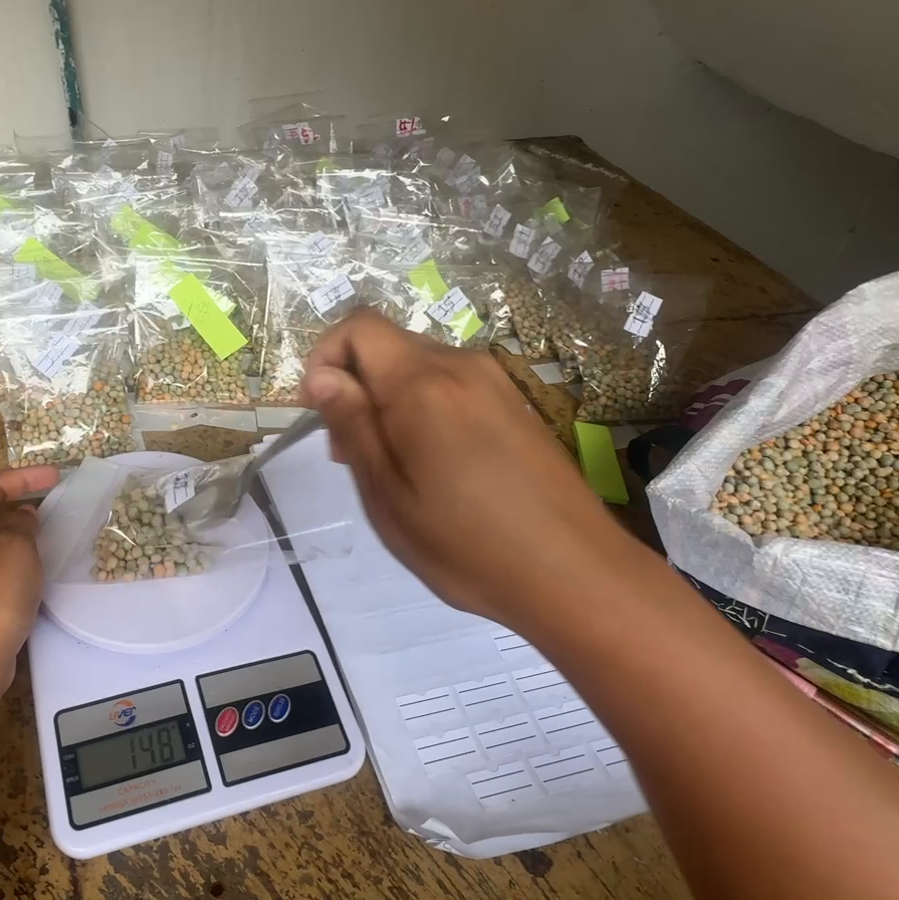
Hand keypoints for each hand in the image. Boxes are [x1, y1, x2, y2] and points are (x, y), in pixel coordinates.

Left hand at [0, 465, 59, 695]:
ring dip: (17, 526)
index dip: (23, 476)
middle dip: (17, 498)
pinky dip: (14, 552)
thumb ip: (19, 522)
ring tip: (45, 526)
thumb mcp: (12, 549)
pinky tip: (31, 564)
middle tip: (50, 496)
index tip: (57, 475)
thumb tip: (20, 515)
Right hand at [300, 310, 631, 621]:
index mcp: (423, 383)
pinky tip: (436, 467)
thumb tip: (322, 376)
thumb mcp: (388, 495)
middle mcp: (461, 366)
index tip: (321, 415)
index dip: (326, 358)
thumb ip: (352, 426)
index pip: (359, 326)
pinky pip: (451, 385)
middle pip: (387, 345)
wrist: (577, 573)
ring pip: (418, 365)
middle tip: (352, 456)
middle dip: (355, 385)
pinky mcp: (515, 403)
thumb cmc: (467, 545)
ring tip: (394, 469)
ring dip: (388, 400)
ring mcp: (494, 382)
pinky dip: (424, 408)